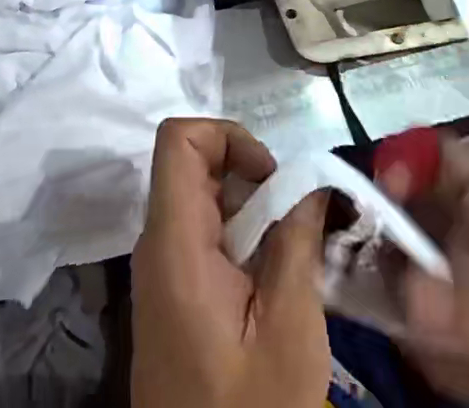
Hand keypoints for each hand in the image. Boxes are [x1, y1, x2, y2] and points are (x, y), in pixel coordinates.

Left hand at [131, 118, 328, 407]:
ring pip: (202, 196)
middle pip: (192, 164)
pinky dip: (243, 233)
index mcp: (173, 241)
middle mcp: (157, 240)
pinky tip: (278, 271)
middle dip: (250, 173)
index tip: (274, 178)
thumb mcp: (289, 332)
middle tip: (297, 216)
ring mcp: (161, 264)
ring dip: (252, 206)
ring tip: (297, 243)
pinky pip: (204, 232)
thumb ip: (296, 245)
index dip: (228, 137)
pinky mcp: (173, 286)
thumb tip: (311, 183)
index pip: (178, 138)